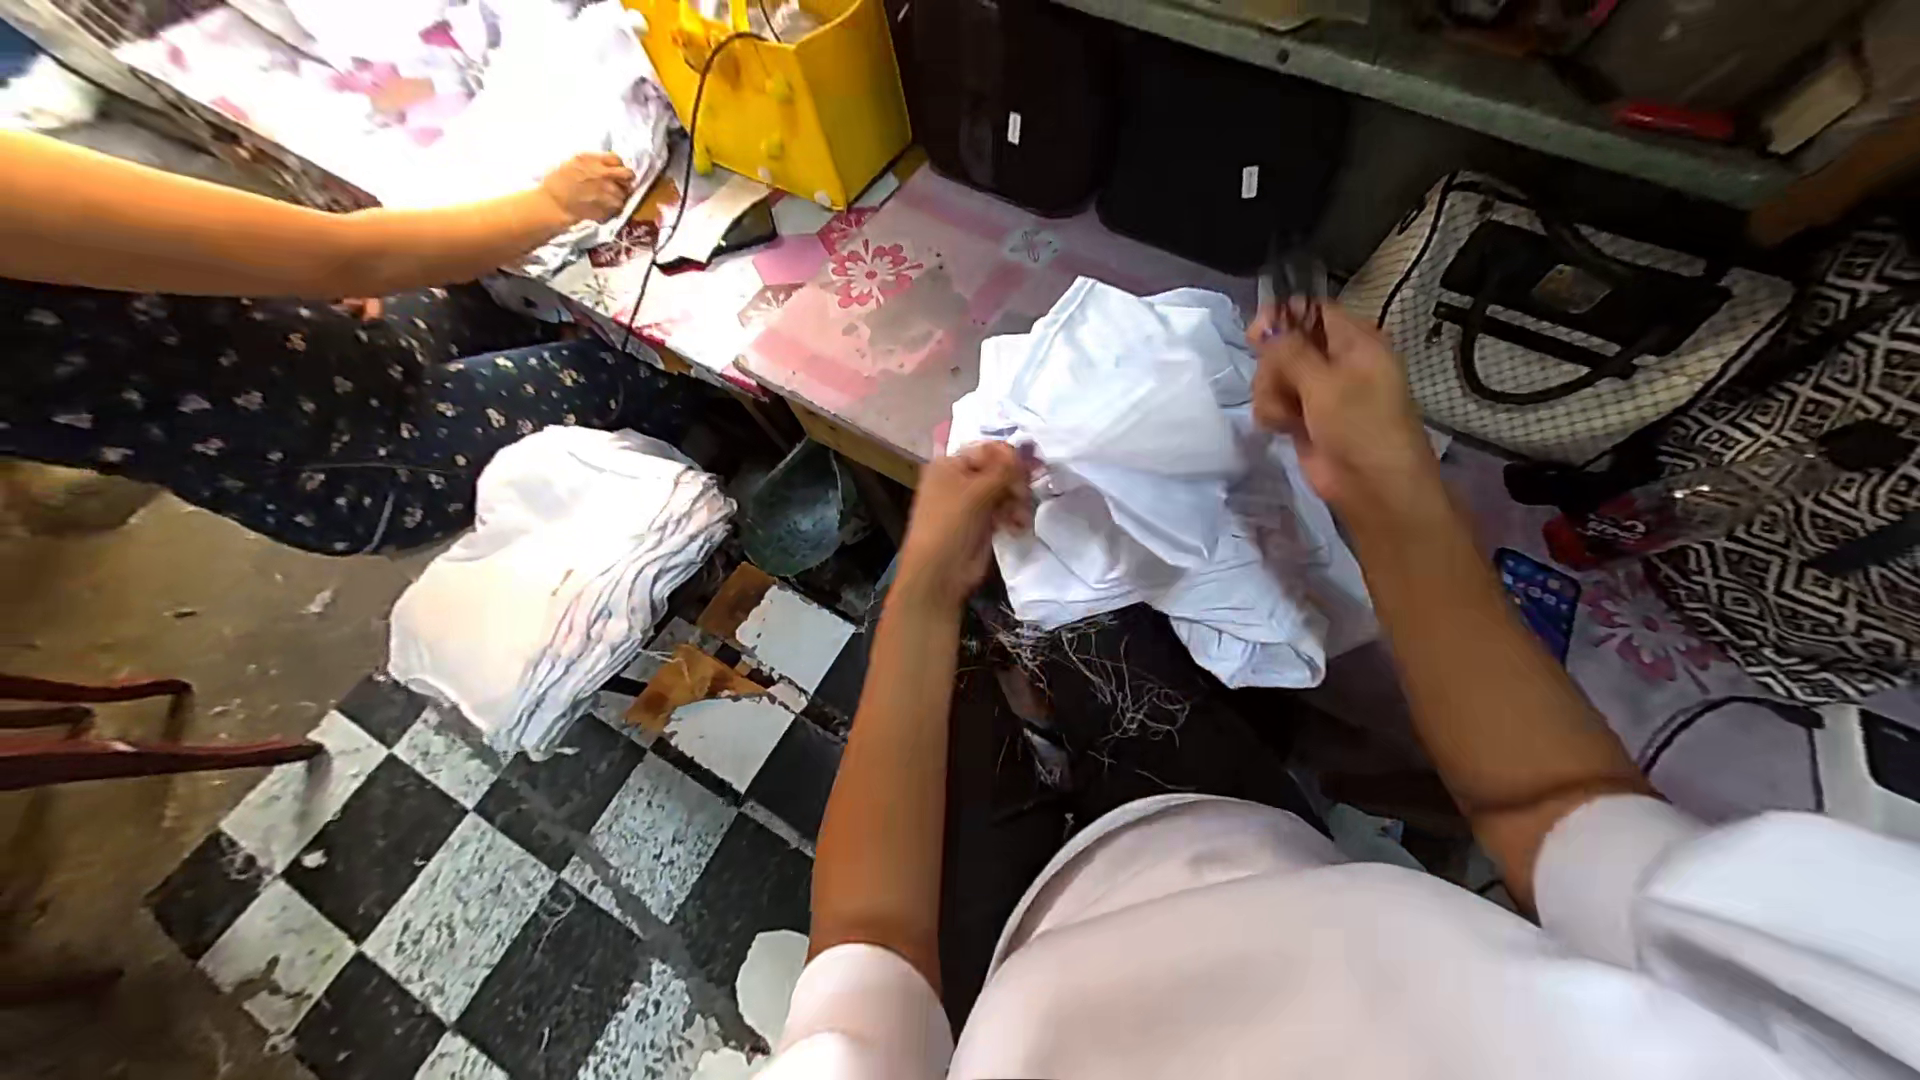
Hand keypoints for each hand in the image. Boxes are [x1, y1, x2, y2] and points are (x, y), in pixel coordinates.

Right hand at [539, 153, 637, 223]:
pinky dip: (616, 205)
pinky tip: (605, 204)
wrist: (556, 202)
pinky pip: (621, 204)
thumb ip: (594, 161)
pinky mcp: (612, 206)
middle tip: (621, 182)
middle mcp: (604, 174)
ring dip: (620, 193)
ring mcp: (610, 191)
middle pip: (628, 174)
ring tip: (608, 195)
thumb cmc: (561, 180)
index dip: (618, 165)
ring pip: (625, 191)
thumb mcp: (575, 162)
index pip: (617, 159)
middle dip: (627, 178)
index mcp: (592, 160)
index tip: (616, 169)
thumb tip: (611, 164)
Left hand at [894, 441, 1032, 609]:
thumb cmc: (951, 524)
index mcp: (949, 465)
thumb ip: (1005, 469)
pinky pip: (1004, 511)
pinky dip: (1012, 517)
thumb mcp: (977, 492)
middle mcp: (959, 480)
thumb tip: (1025, 450)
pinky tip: (1017, 527)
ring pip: (1004, 492)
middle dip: (1015, 482)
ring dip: (1017, 502)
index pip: (987, 450)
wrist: (939, 572)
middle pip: (998, 471)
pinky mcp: (982, 523)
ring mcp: (971, 503)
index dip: (1009, 457)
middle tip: (1023, 495)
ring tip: (1019, 517)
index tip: (1030, 467)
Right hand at [1248, 301, 1440, 521]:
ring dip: (1271, 395)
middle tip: (1283, 386)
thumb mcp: (1326, 382)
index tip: (1256, 333)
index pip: (1311, 311)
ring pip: (1271, 377)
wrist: (1370, 484)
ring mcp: (1315, 391)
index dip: (1282, 318)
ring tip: (1288, 416)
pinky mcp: (1299, 417)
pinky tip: (1282, 428)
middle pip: (1283, 345)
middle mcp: (1333, 361)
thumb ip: (1291, 351)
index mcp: (1353, 341)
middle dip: (1273, 367)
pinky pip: (1270, 403)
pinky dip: (1271, 414)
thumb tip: (1265, 325)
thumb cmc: (1360, 426)